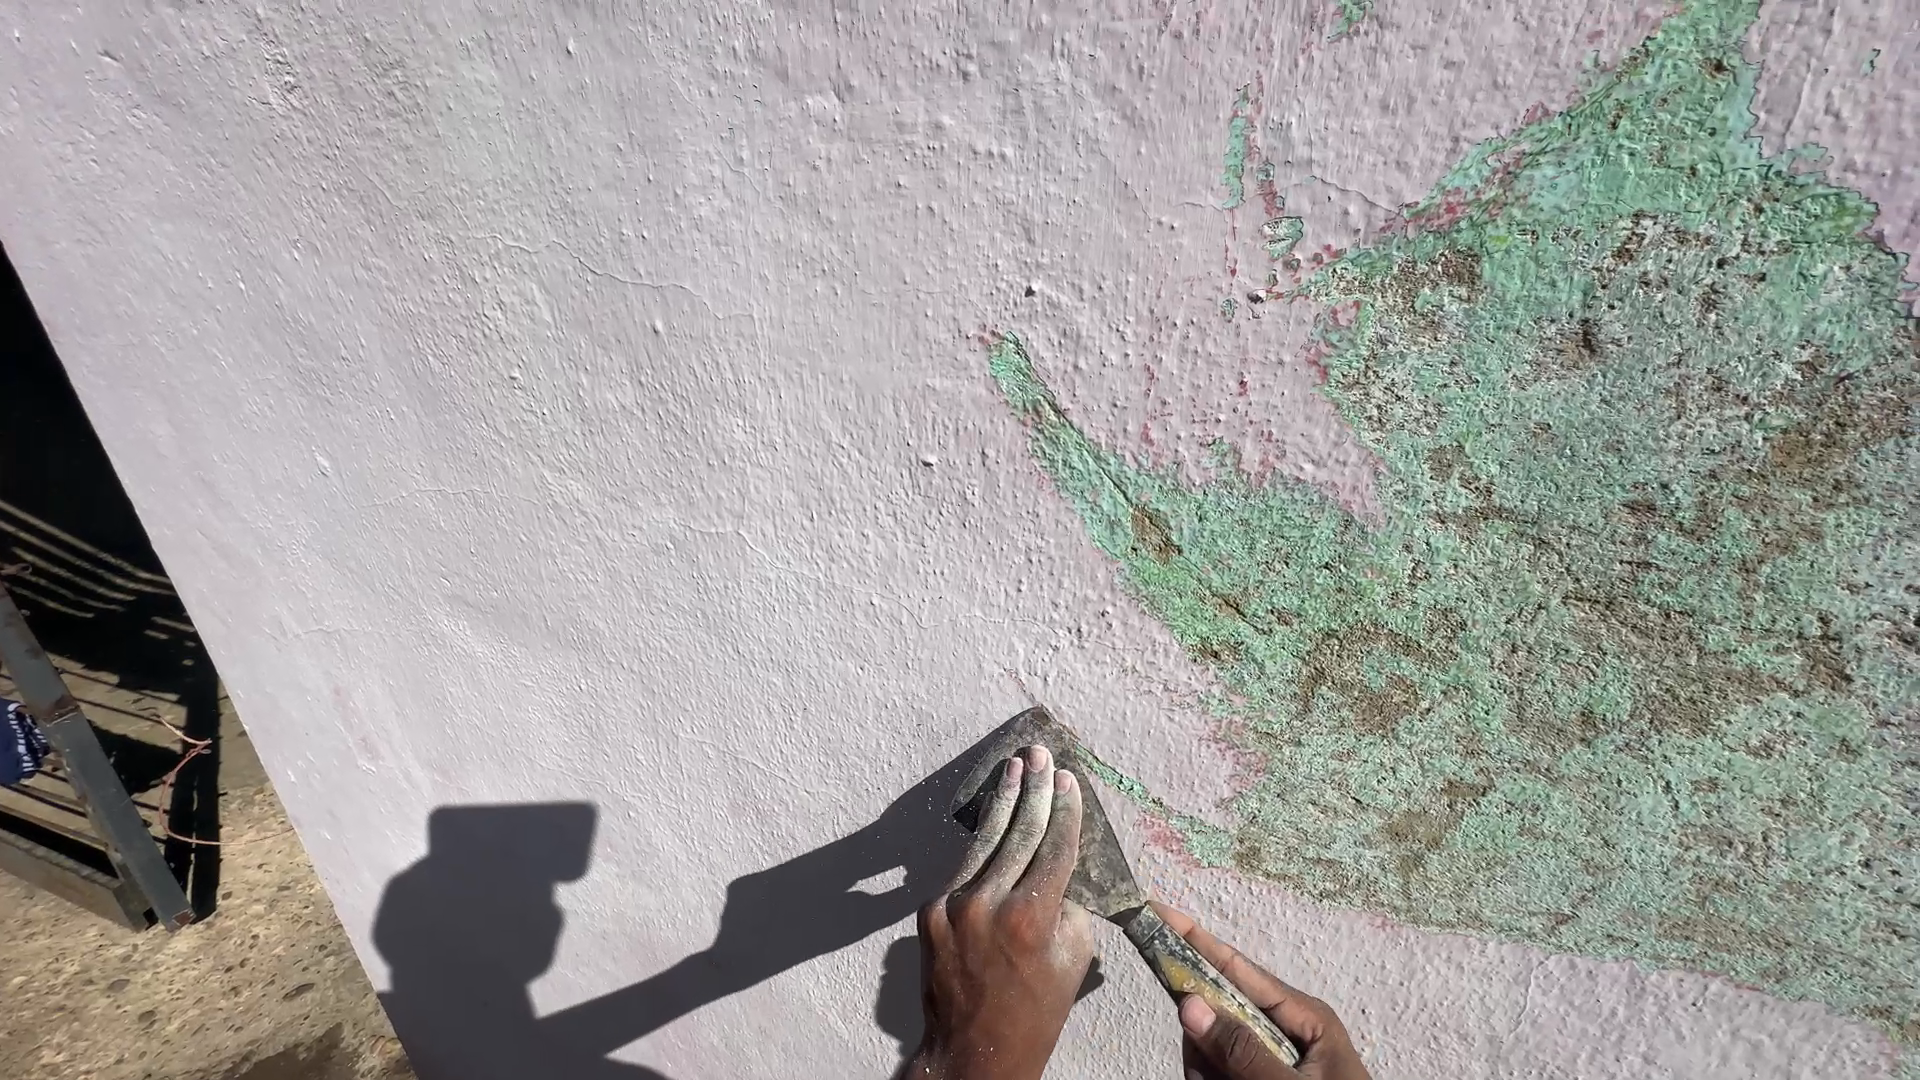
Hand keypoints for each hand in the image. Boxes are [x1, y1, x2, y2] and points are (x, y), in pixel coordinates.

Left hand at [908, 745, 1094, 1079]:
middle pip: (1019, 832)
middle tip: (1040, 755)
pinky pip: (964, 870)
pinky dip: (982, 846)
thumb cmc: (1035, 1011)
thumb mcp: (1072, 961)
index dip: (1064, 812)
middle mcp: (989, 903)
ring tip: (1014, 767)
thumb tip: (1058, 866)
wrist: (972, 1051)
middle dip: (1034, 790)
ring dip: (1003, 800)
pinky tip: (994, 817)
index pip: (1054, 848)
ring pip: (985, 840)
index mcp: (1031, 918)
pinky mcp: (930, 909)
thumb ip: (1067, 906)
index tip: (1068, 781)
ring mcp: (954, 904)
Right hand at [1154, 904, 1371, 1079]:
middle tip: (1205, 1077)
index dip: (1194, 937)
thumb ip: (1243, 1052)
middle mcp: (1286, 1027)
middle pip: (1217, 1008)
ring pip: (1211, 1044)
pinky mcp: (1262, 1076)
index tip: (1155, 910)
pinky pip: (1218, 1068)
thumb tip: (1188, 1002)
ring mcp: (1272, 1055)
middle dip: (1201, 1043)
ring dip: (1207, 1072)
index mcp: (1305, 1016)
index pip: (1237, 965)